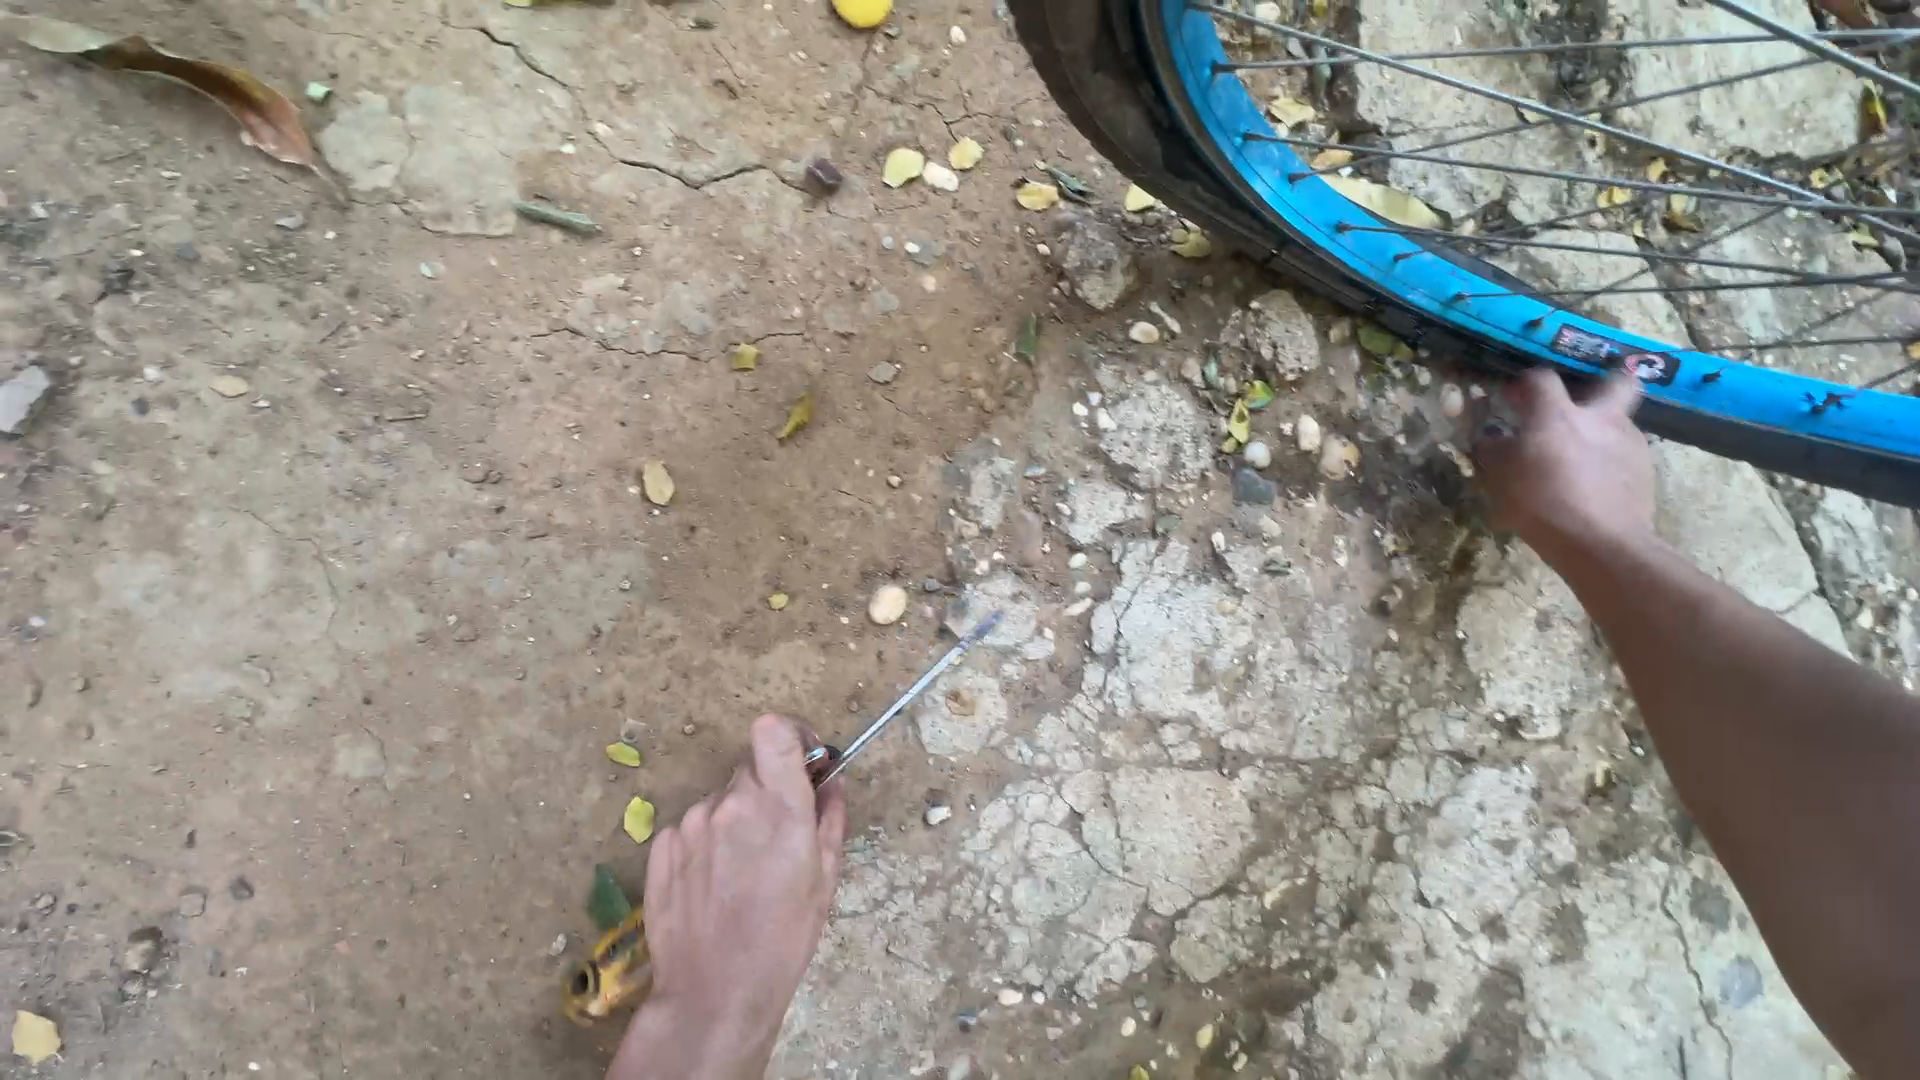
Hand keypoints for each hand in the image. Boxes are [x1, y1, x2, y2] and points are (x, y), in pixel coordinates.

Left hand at [607, 715, 846, 1079]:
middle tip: (775, 834)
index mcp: (780, 807)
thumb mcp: (825, 879)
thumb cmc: (783, 939)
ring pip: (721, 800)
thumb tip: (833, 782)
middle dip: (767, 789)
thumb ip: (830, 819)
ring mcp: (691, 824)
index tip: (801, 759)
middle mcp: (733, 804)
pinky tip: (712, 882)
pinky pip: (692, 826)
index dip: (790, 734)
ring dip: (735, 820)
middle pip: (751, 768)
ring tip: (740, 871)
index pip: (773, 730)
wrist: (713, 993)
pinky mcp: (661, 847)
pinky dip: (706, 842)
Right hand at [1474, 366, 1655, 565]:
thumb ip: (1495, 452)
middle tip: (1577, 404)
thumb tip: (1492, 439)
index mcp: (1555, 417)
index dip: (1525, 383)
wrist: (1599, 541)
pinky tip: (1591, 482)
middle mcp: (1599, 419)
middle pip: (1616, 382)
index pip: (1541, 379)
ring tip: (1575, 457)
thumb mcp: (1498, 480)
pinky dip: (1606, 459)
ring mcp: (1628, 441)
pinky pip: (1623, 451)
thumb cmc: (1539, 505)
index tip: (1512, 397)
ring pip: (1617, 420)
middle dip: (1598, 385)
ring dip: (1597, 430)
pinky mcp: (1645, 467)